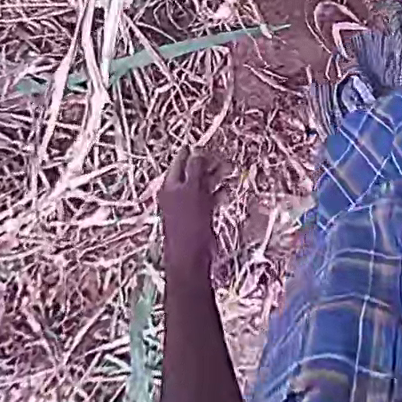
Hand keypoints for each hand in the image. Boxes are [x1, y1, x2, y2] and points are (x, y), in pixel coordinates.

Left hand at [161, 149, 218, 277]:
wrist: (191, 256)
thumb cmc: (189, 222)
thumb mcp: (193, 189)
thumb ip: (195, 168)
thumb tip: (197, 150)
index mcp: (170, 185)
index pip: (180, 161)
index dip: (193, 152)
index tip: (206, 144)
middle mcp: (177, 193)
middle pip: (193, 172)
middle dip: (208, 164)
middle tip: (224, 158)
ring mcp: (188, 205)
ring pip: (203, 185)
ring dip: (216, 177)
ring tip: (231, 170)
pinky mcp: (198, 216)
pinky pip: (208, 199)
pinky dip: (217, 193)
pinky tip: (227, 191)